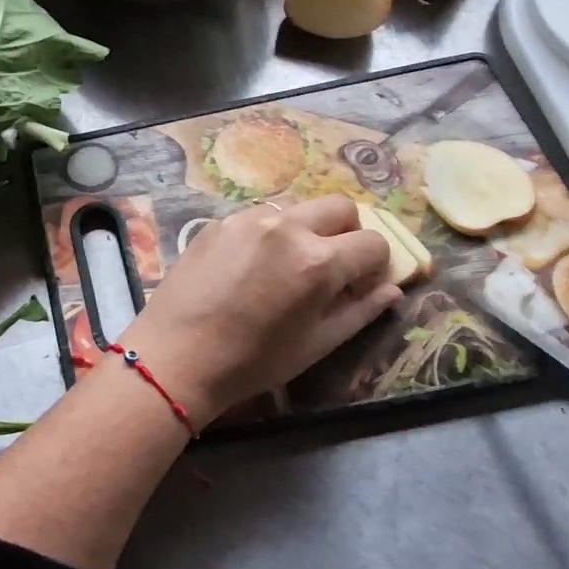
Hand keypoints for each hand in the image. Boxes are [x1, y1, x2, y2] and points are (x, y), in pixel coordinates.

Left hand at [120, 195, 403, 424]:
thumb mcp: (316, 344)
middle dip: (348, 232)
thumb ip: (360, 312)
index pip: (373, 242)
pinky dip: (269, 232)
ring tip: (288, 265)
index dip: (376, 265)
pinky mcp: (218, 222)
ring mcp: (248, 218)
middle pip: (340, 206)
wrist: (176, 356)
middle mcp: (286, 226)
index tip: (361, 285)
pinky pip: (258, 215)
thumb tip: (391, 290)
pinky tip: (251, 265)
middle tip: (333, 266)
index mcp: (318, 259)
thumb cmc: (252, 361)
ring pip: (297, 207)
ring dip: (307, 228)